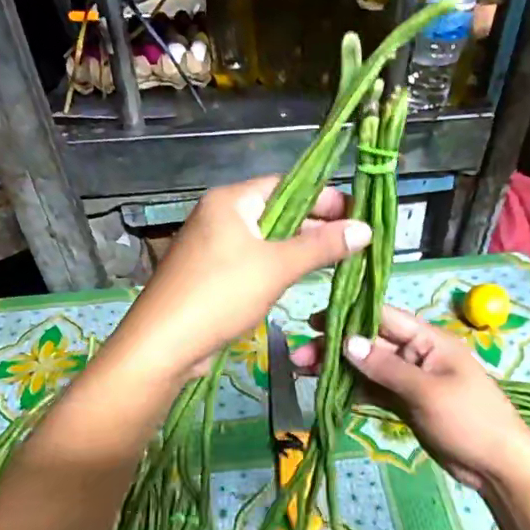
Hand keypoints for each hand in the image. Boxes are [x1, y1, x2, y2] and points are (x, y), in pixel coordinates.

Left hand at [107, 177, 371, 378]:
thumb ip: (322, 246)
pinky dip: (279, 264)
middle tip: (354, 239)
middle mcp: (220, 215)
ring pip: (267, 238)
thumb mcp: (278, 267)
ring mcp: (212, 245)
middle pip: (278, 210)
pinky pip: (253, 259)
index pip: (288, 185)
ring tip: (336, 257)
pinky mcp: (210, 273)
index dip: (325, 197)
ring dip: (300, 246)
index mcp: (232, 201)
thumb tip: (365, 228)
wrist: (163, 344)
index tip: (357, 213)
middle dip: (316, 224)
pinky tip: (300, 277)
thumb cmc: (221, 295)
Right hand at [293, 305, 529, 490]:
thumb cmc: (469, 420)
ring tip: (302, 373)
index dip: (349, 317)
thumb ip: (386, 367)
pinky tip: (327, 391)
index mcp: (429, 340)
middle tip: (298, 358)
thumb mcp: (427, 392)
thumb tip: (347, 341)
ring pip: (368, 367)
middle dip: (335, 347)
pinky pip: (374, 390)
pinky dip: (353, 390)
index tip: (313, 322)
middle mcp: (418, 354)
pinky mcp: (407, 403)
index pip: (384, 318)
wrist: (497, 465)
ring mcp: (411, 380)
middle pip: (370, 343)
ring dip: (338, 369)